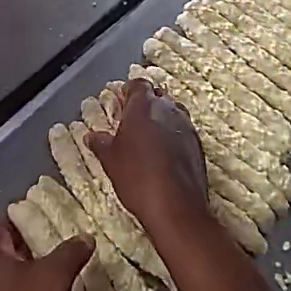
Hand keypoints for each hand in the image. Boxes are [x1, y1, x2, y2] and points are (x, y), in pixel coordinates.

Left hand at [0, 219, 93, 290]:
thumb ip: (69, 251)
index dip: (19, 215)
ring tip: (81, 253)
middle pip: (17, 252)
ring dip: (52, 267)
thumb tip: (84, 237)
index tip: (45, 206)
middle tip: (70, 226)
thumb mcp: (53, 274)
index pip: (1, 228)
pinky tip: (80, 289)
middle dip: (41, 239)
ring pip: (31, 278)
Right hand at [86, 79, 210, 239]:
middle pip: (157, 95)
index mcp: (144, 105)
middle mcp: (168, 109)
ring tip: (146, 138)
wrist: (176, 206)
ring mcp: (186, 126)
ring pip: (172, 112)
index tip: (120, 101)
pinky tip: (163, 154)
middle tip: (130, 119)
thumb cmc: (137, 176)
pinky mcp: (197, 144)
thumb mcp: (110, 159)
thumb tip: (92, 136)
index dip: (128, 91)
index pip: (138, 84)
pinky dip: (172, 135)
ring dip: (160, 119)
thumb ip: (100, 142)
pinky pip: (182, 130)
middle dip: (145, 103)